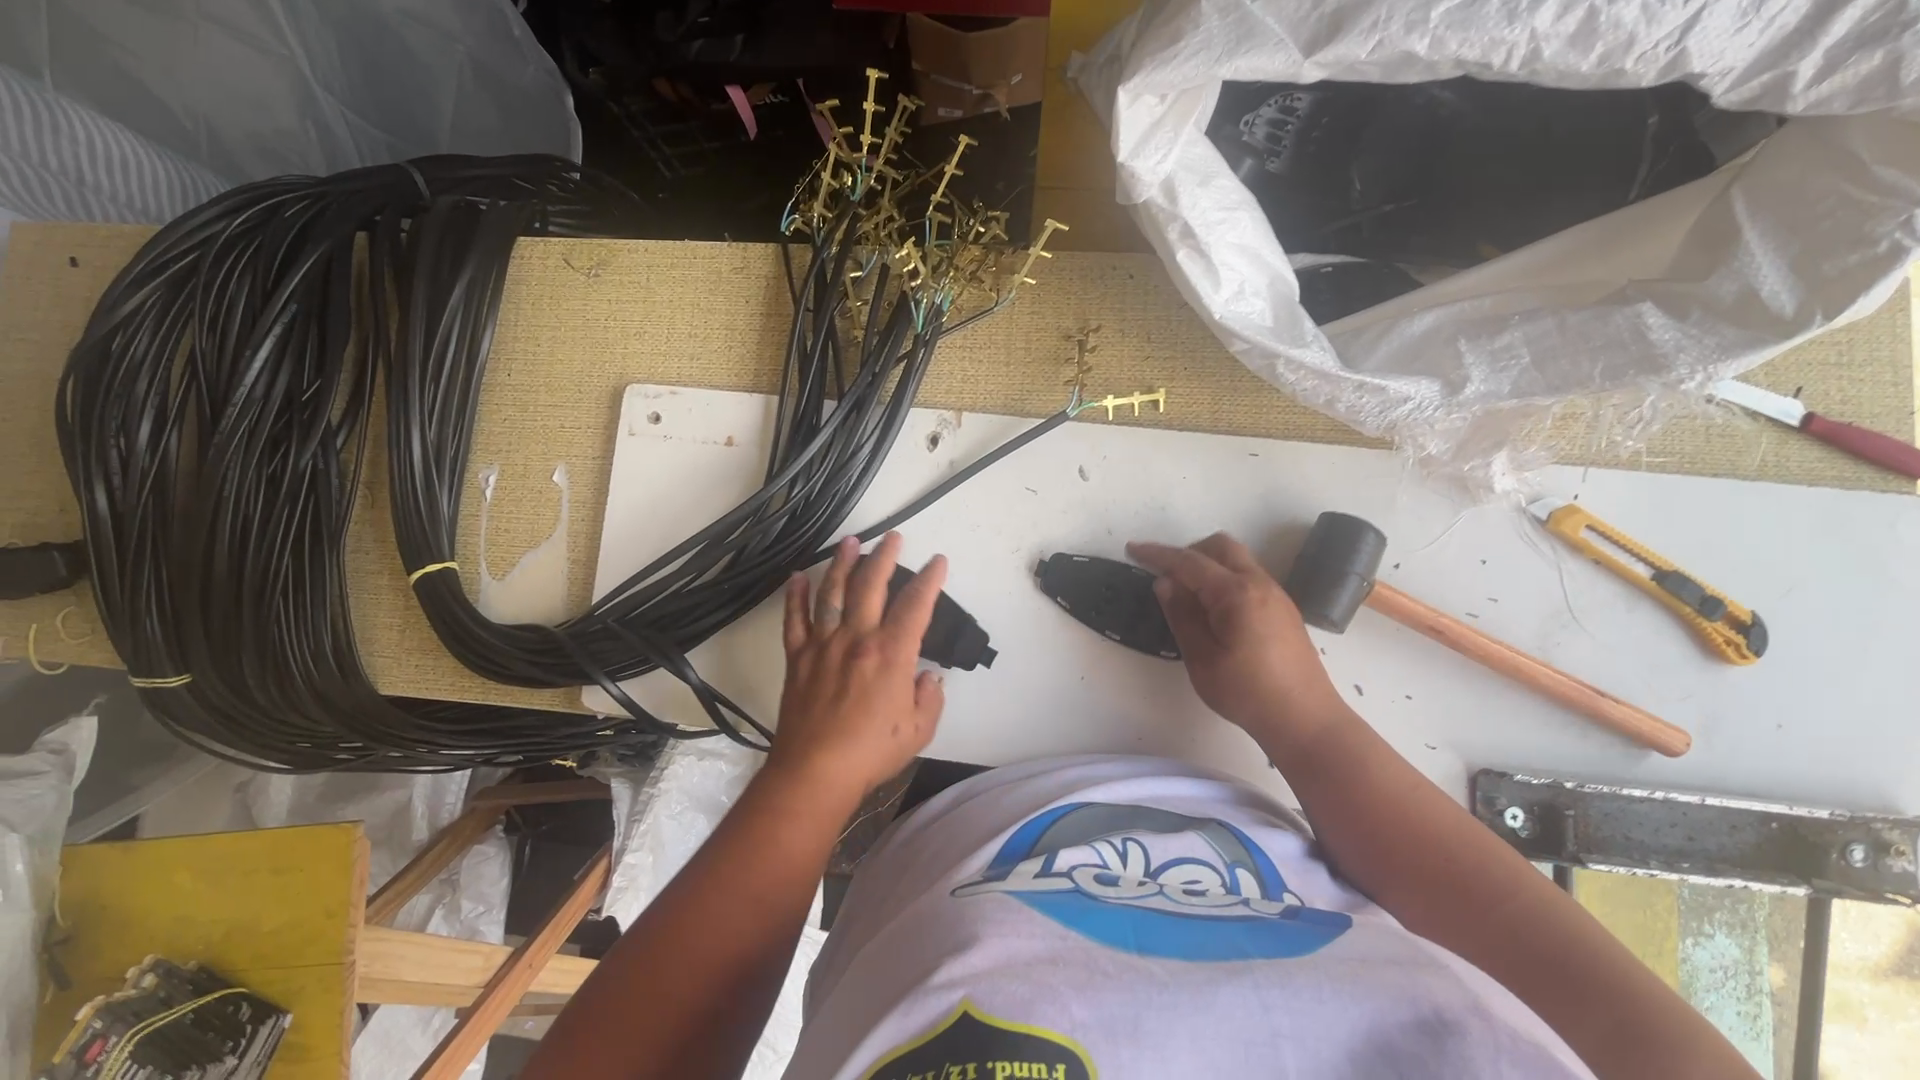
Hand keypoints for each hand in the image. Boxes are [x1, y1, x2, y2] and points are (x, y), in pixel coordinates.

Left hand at [769, 532, 946, 797]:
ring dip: (842, 564)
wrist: (815, 771)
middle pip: (871, 586)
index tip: (938, 562)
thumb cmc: (870, 753)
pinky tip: (797, 578)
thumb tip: (929, 677)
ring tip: (850, 541)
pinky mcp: (798, 658)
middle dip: (884, 558)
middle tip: (892, 537)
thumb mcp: (918, 731)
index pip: (916, 606)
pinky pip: (795, 620)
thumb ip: (929, 699)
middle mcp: (857, 640)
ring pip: (832, 593)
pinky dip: (795, 597)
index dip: (930, 580)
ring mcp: (823, 645)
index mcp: (891, 654)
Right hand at [1127, 533, 1352, 752]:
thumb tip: (1165, 583)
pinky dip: (1225, 580)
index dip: (1158, 554)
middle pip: (1221, 546)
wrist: (1305, 718)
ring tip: (1188, 598)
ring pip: (1238, 560)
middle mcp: (1260, 584)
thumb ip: (1182, 616)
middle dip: (1189, 552)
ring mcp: (1276, 595)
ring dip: (1209, 566)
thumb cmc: (1247, 692)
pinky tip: (1215, 612)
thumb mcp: (1202, 659)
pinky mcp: (1282, 610)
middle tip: (1166, 576)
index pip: (1190, 562)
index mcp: (1236, 593)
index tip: (1133, 549)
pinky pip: (1249, 578)